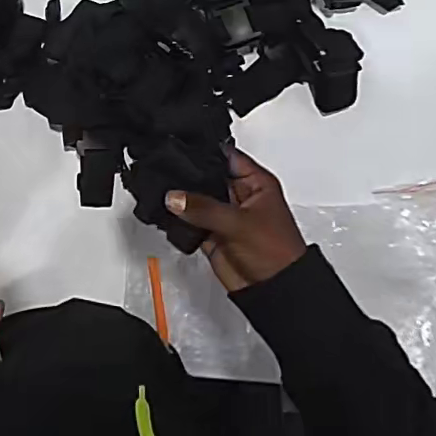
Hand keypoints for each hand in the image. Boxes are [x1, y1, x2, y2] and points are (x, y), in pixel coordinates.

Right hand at [167, 146, 307, 291]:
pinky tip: (162, 209)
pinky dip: (175, 215)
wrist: (274, 294)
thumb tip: (173, 197)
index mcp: (254, 182)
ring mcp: (222, 212)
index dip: (204, 148)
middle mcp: (237, 194)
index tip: (178, 142)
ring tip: (158, 186)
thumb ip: (204, 208)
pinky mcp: (209, 231)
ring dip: (179, 195)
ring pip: (194, 195)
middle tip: (161, 164)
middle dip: (185, 172)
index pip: (225, 154)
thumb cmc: (276, 254)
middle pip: (206, 173)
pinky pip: (187, 217)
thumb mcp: (240, 224)